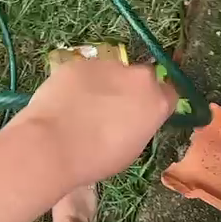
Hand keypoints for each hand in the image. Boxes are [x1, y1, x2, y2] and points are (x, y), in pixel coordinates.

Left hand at [2, 55, 177, 191]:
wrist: (52, 145)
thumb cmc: (96, 159)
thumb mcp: (131, 149)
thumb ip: (140, 126)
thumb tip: (133, 118)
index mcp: (156, 101)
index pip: (168, 93)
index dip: (154, 103)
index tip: (142, 114)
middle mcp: (137, 77)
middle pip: (140, 78)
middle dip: (130, 90)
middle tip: (110, 111)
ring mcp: (107, 65)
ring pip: (111, 72)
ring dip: (103, 85)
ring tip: (82, 108)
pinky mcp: (79, 62)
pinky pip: (85, 72)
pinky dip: (79, 83)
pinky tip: (65, 102)